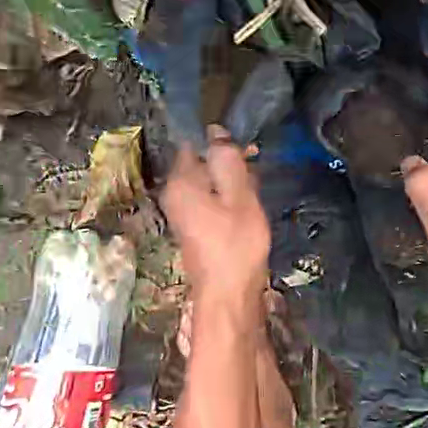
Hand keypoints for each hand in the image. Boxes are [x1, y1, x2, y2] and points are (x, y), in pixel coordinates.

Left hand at [161, 125, 271, 317]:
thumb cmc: (236, 244)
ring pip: (208, 182)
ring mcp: (182, 211)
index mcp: (180, 182)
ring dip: (230, 182)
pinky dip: (228, 198)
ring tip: (253, 190)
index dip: (220, 141)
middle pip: (201, 163)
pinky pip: (210, 199)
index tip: (245, 148)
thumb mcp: (239, 196)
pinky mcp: (194, 226)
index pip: (194, 143)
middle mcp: (174, 194)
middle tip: (254, 173)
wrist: (228, 295)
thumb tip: (215, 131)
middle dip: (227, 162)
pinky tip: (246, 207)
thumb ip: (227, 160)